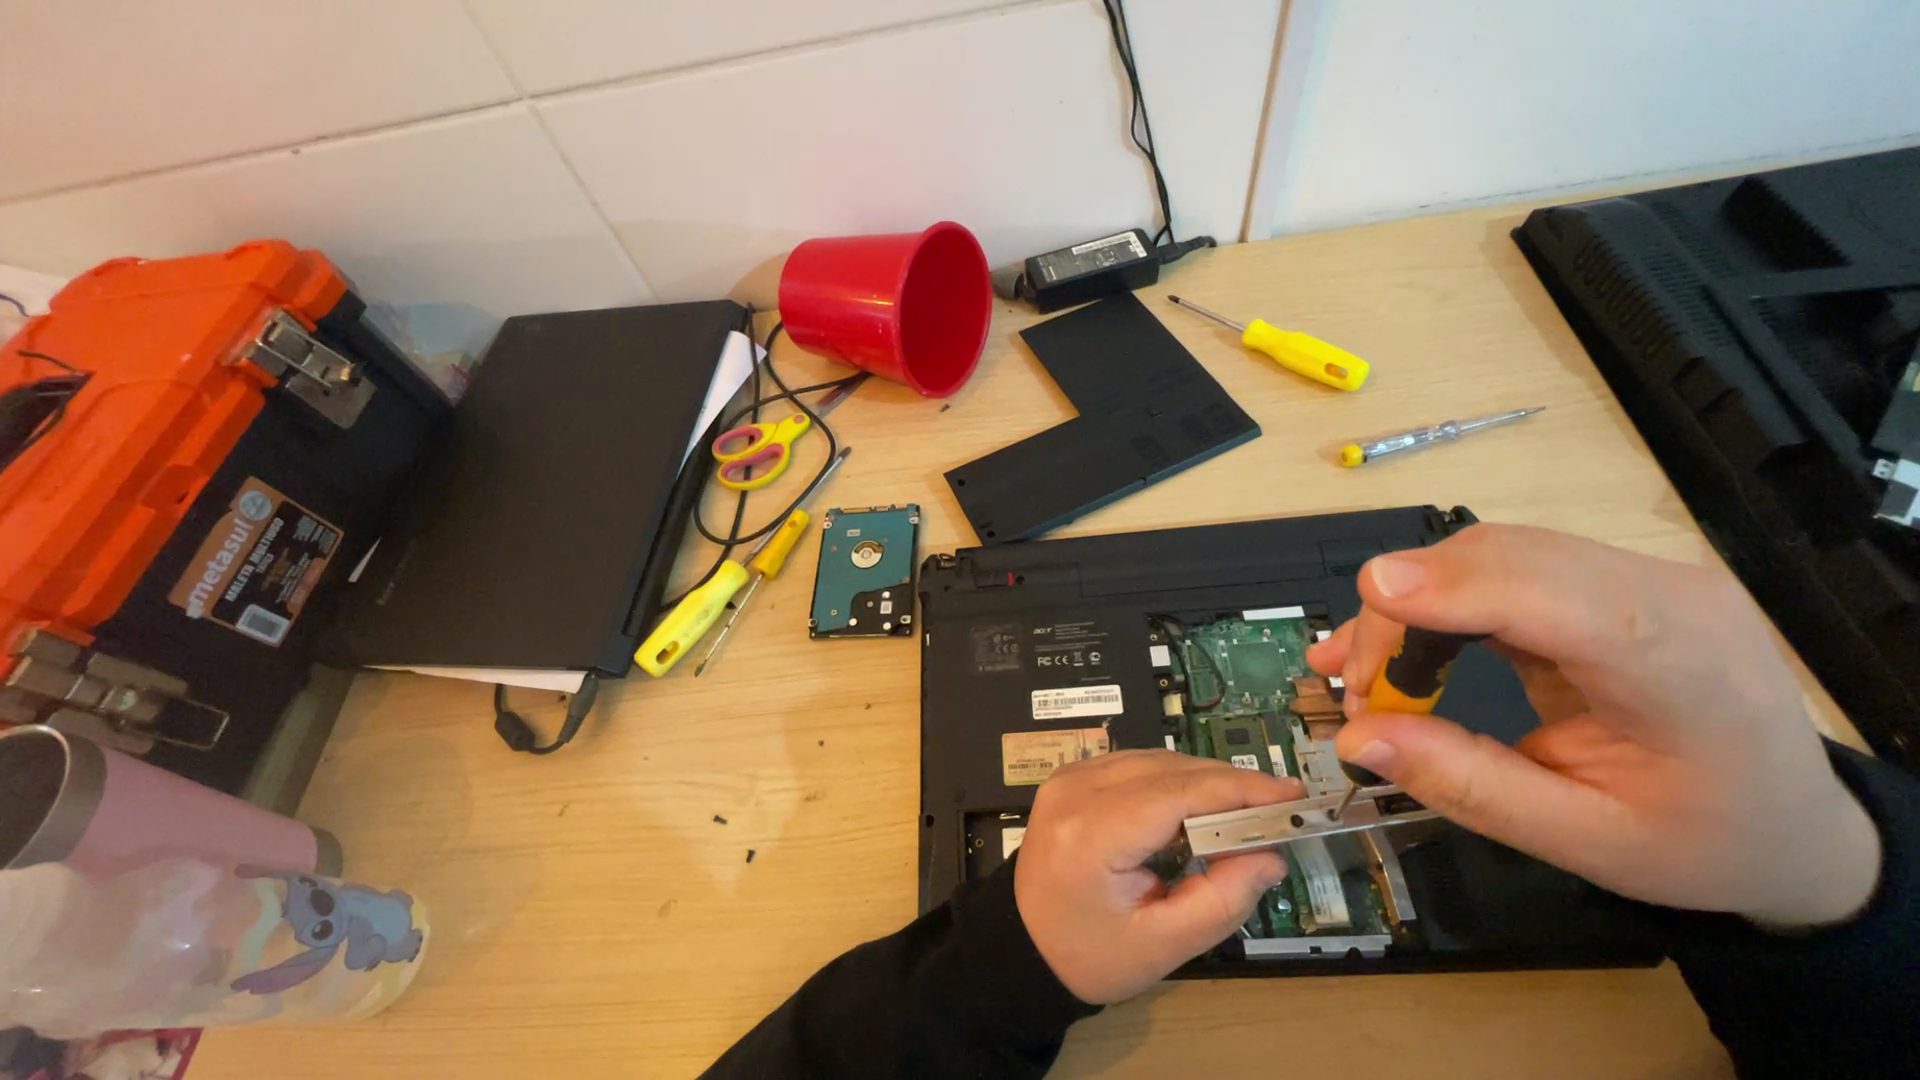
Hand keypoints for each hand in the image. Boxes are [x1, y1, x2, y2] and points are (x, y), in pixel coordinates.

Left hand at [1013, 750, 1302, 1002]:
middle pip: (1169, 770)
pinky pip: (1136, 763)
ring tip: (1246, 811)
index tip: (1291, 795)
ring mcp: (1069, 777)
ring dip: (1203, 780)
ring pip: (1155, 759)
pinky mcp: (1071, 775)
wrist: (1025, 943)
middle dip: (1229, 785)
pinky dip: (1174, 778)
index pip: (1177, 793)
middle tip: (1280, 809)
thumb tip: (1271, 855)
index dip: (1238, 789)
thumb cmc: (1090, 953)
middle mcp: (1075, 790)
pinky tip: (1198, 805)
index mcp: (1091, 834)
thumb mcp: (1161, 946)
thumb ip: (1221, 900)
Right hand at [1307, 523, 1880, 928]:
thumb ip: (1470, 785)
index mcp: (1688, 669)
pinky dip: (1428, 603)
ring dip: (1406, 608)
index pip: (1572, 601)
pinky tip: (1385, 645)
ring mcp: (1628, 576)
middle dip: (1404, 616)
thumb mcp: (1585, 840)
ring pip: (1484, 556)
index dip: (1469, 587)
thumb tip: (1357, 740)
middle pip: (1502, 563)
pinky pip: (1491, 570)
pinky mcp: (1593, 578)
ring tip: (1358, 677)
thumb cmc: (1701, 840)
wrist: (1788, 816)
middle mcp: (1662, 594)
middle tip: (1356, 694)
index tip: (1373, 590)